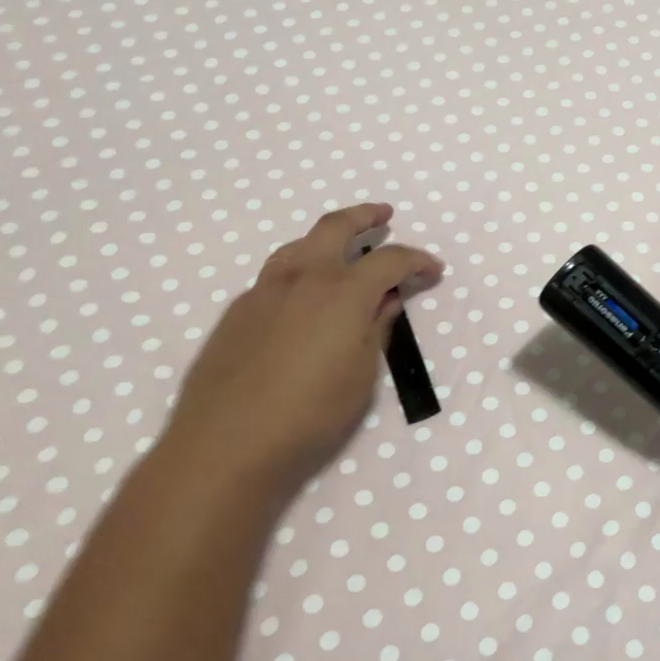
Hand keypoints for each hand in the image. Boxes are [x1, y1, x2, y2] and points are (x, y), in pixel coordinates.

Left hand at [157, 203, 441, 494]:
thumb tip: (384, 302)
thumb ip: (376, 329)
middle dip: (364, 217)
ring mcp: (263, 292)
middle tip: (383, 216)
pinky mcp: (236, 313)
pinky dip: (299, 273)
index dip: (417, 261)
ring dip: (326, 240)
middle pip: (335, 227)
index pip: (390, 260)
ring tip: (342, 252)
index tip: (433, 271)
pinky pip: (275, 277)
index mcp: (343, 292)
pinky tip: (304, 301)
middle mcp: (302, 279)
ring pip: (298, 246)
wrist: (225, 444)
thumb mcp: (363, 374)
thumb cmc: (310, 413)